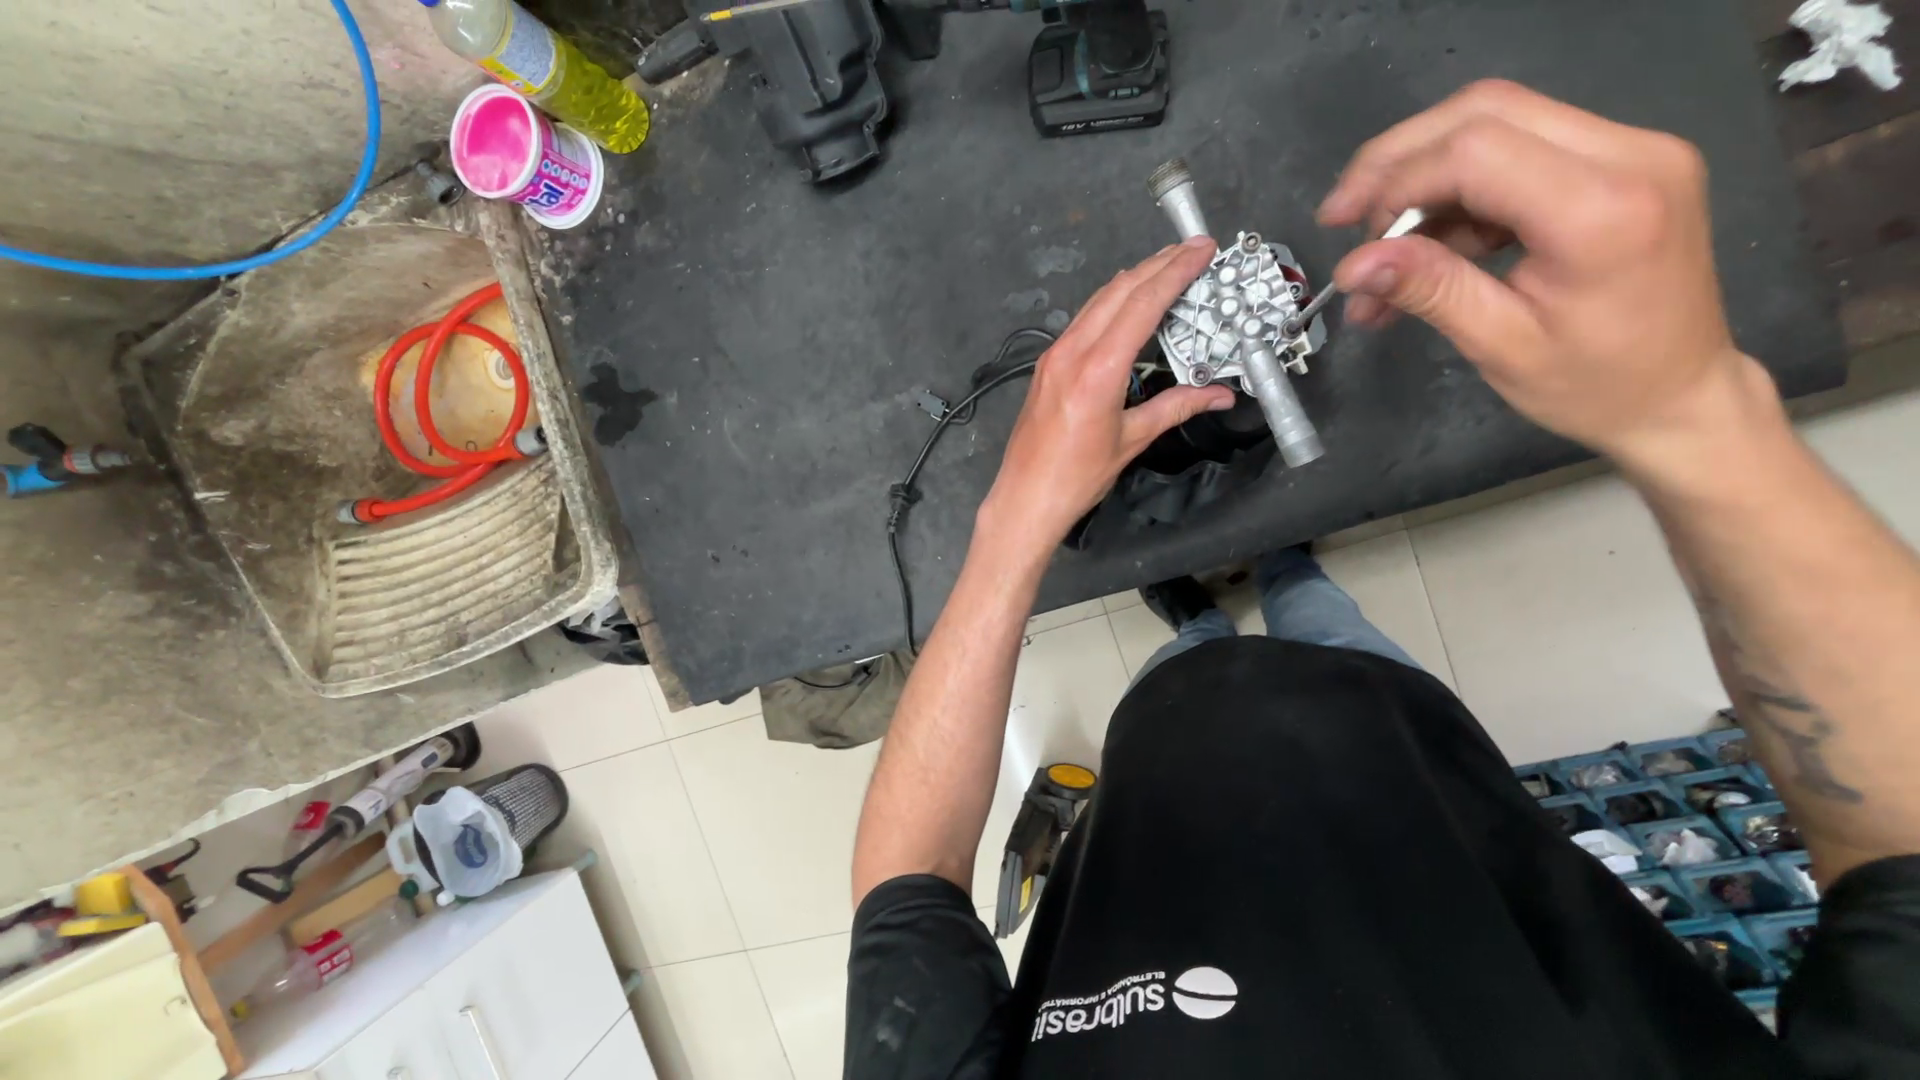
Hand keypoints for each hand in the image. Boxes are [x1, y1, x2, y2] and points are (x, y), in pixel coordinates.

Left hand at [980, 238, 1235, 550]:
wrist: (1025, 498)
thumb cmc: (1076, 476)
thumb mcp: (1132, 440)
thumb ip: (1177, 407)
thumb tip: (1220, 395)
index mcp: (1098, 370)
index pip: (1142, 304)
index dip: (1176, 271)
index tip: (1202, 249)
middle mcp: (1072, 352)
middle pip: (1119, 291)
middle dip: (1159, 264)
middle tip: (1193, 248)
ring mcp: (1055, 355)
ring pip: (1098, 301)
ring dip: (1135, 279)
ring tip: (1168, 265)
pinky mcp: (1047, 364)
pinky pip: (1084, 319)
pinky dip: (1113, 301)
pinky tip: (1130, 301)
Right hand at [1317, 79, 1765, 457]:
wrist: (1679, 394)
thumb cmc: (1593, 386)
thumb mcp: (1500, 346)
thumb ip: (1430, 290)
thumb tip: (1352, 266)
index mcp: (1603, 210)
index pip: (1477, 150)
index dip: (1397, 182)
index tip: (1344, 230)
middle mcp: (1630, 155)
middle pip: (1486, 112)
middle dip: (1398, 160)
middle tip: (1344, 215)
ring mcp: (1630, 150)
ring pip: (1497, 123)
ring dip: (1423, 179)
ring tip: (1381, 251)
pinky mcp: (1618, 162)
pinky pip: (1518, 152)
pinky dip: (1457, 195)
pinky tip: (1424, 249)